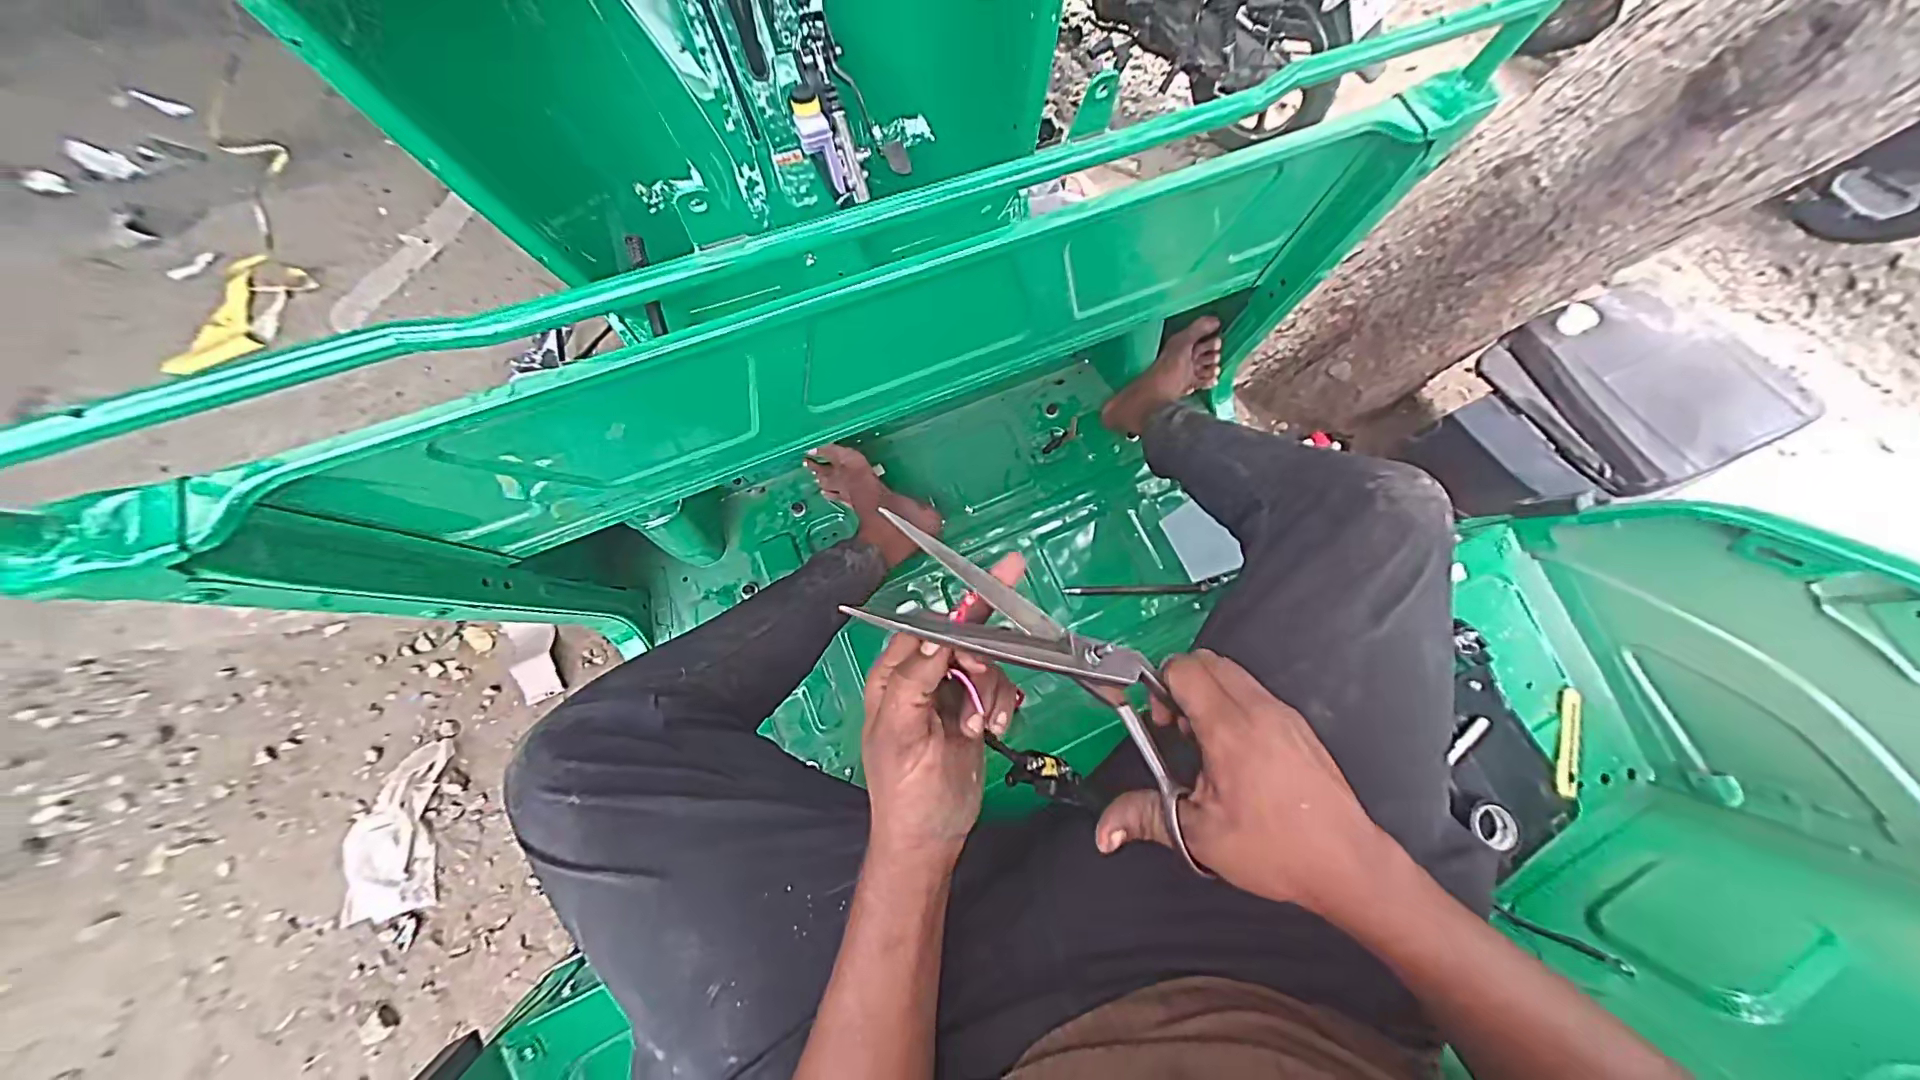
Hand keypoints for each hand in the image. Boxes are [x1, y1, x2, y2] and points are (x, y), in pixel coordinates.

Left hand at [861, 634, 1017, 858]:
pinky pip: (996, 687)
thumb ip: (914, 679)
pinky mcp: (973, 709)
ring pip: (982, 663)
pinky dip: (1001, 704)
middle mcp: (920, 679)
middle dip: (976, 665)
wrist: (932, 836)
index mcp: (891, 679)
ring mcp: (949, 694)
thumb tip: (934, 636)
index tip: (970, 652)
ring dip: (990, 691)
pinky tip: (993, 727)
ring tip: (980, 724)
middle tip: (980, 692)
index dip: (946, 633)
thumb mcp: (902, 733)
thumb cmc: (905, 792)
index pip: (919, 632)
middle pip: (957, 643)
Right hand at [1094, 649, 1393, 915]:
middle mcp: (1259, 710)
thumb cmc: (1278, 850)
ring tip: (1202, 740)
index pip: (1185, 668)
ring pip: (1232, 672)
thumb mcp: (1200, 835)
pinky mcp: (1299, 725)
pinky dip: (1231, 703)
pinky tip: (1232, 750)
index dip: (1159, 685)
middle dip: (1179, 683)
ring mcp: (1284, 714)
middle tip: (1175, 726)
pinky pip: (1254, 691)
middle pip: (1206, 660)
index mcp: (1230, 730)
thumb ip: (1145, 818)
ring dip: (1206, 692)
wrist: (1351, 866)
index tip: (1158, 721)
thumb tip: (1105, 831)